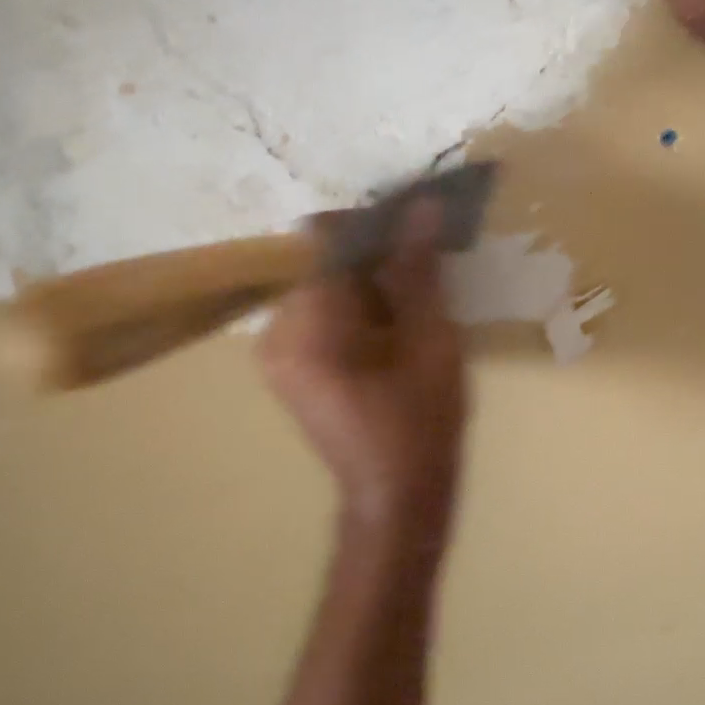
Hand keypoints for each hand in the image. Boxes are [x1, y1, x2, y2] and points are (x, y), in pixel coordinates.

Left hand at [259, 202, 466, 526]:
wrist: (394, 499)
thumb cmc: (421, 424)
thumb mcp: (431, 341)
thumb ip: (418, 270)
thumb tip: (420, 205)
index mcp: (307, 324)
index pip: (324, 237)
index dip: (373, 223)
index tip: (416, 231)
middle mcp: (275, 330)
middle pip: (320, 260)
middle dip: (373, 256)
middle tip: (424, 274)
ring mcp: (274, 352)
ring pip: (322, 285)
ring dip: (366, 283)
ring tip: (412, 308)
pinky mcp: (285, 367)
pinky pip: (318, 313)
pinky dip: (353, 308)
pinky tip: (390, 333)